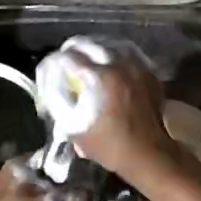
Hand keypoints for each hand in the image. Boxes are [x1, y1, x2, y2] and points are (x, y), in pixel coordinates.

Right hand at [56, 48, 176, 179]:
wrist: (149, 156)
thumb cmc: (109, 145)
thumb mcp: (73, 128)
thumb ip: (57, 100)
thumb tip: (50, 81)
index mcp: (100, 77)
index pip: (69, 56)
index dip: (55, 60)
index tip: (50, 67)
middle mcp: (119, 65)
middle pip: (90, 44)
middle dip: (73, 49)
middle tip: (65, 59)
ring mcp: (138, 68)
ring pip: (112, 44)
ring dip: (95, 48)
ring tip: (86, 57)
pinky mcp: (150, 75)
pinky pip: (130, 54)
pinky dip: (116, 54)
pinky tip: (111, 63)